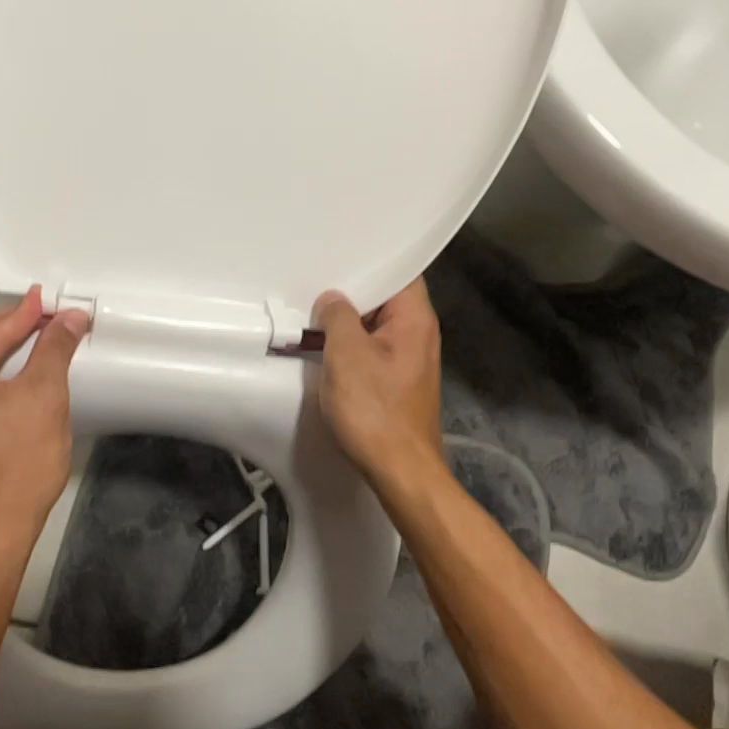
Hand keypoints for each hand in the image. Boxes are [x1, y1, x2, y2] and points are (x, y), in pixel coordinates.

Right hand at [312, 278, 445, 491]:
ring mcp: (409, 359)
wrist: (400, 471)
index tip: (335, 256)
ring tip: (310, 314)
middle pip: (383, 299)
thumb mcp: (346, 354)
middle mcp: (419, 333)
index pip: (398, 271)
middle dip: (349, 293)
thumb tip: (333, 301)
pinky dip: (349, 346)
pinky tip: (322, 348)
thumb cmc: (375, 409)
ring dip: (345, 323)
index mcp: (415, 317)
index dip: (367, 263)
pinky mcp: (398, 381)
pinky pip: (372, 350)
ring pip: (374, 326)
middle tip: (313, 284)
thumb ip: (337, 316)